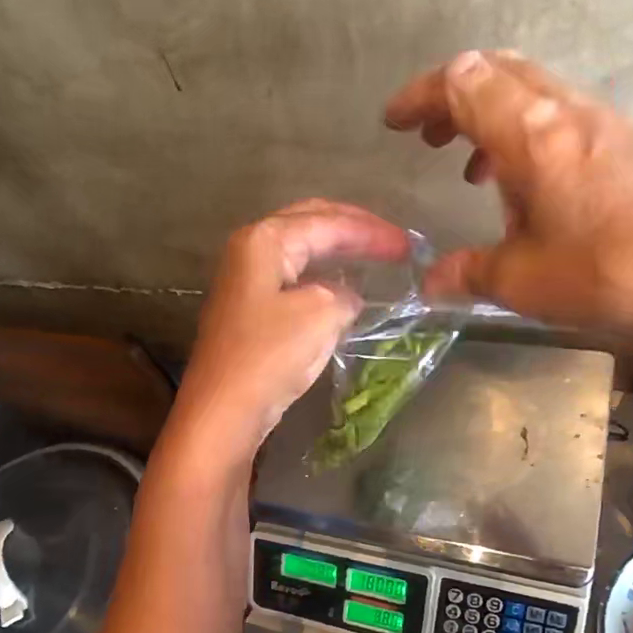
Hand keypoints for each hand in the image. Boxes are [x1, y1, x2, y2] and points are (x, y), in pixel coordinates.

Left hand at [171, 199, 410, 457]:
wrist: (224, 410)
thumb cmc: (270, 355)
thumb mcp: (321, 315)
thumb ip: (344, 294)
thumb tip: (347, 297)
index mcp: (265, 240)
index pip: (327, 222)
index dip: (371, 231)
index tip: (407, 245)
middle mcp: (251, 251)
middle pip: (310, 225)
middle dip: (353, 229)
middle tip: (392, 242)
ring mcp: (246, 282)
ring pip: (301, 254)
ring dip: (338, 253)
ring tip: (373, 259)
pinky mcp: (249, 312)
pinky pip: (294, 281)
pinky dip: (322, 279)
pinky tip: (342, 292)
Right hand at [384, 51, 632, 342]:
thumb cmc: (600, 274)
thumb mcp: (519, 280)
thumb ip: (466, 272)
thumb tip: (429, 283)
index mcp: (530, 132)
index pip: (462, 83)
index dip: (421, 97)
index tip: (395, 124)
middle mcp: (564, 110)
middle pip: (496, 71)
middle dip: (452, 98)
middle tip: (428, 137)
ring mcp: (598, 121)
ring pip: (530, 89)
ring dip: (490, 115)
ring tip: (468, 166)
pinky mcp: (619, 142)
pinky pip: (557, 113)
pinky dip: (523, 132)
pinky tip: (521, 185)